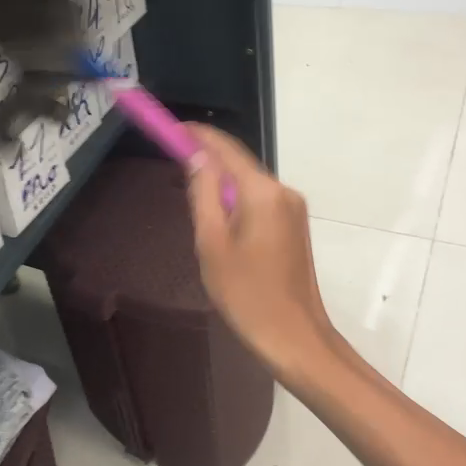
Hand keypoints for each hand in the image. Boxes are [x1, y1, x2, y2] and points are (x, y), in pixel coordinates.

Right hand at [183, 125, 342, 376]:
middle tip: (173, 168)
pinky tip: (218, 223)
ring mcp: (292, 208)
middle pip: (237, 163)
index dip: (196, 134)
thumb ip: (202, 193)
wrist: (295, 337)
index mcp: (262, 192)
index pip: (225, 148)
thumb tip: (197, 158)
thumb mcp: (211, 243)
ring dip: (219, 184)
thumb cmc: (246, 294)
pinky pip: (257, 201)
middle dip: (206, 160)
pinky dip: (234, 201)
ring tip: (192, 203)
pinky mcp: (294, 226)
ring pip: (247, 183)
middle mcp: (282, 191)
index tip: (171, 128)